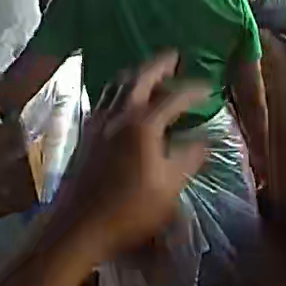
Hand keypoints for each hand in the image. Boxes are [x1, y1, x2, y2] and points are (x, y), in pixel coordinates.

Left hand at [51, 52, 210, 263]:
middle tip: (174, 56)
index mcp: (143, 125)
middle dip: (159, 65)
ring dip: (136, 75)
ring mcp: (98, 124)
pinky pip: (104, 100)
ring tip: (149, 72)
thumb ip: (188, 159)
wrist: (76, 229)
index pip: (174, 98)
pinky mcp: (85, 135)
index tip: (209, 87)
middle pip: (139, 79)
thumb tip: (204, 141)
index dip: (193, 91)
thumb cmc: (128, 210)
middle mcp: (119, 116)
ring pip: (117, 86)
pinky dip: (119, 90)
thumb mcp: (169, 187)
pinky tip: (122, 100)